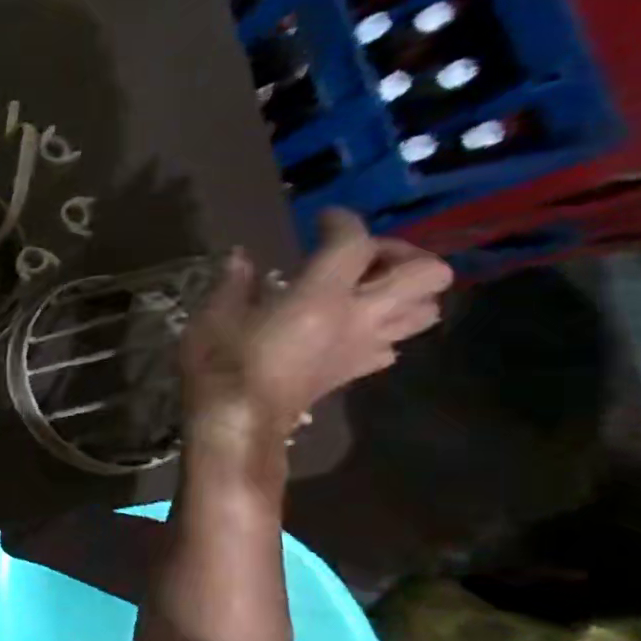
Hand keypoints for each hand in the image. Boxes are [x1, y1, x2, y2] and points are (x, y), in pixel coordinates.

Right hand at [181, 209, 452, 437]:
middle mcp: (358, 317)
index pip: (354, 243)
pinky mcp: (356, 371)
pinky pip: (394, 343)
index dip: (343, 222)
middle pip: (427, 273)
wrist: (236, 421)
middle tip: (360, 258)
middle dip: (401, 254)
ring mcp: (364, 347)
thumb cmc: (221, 364)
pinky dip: (384, 328)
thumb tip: (241, 257)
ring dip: (405, 292)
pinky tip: (349, 328)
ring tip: (364, 289)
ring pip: (425, 310)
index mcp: (320, 296)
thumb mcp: (214, 316)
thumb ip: (234, 282)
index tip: (322, 219)